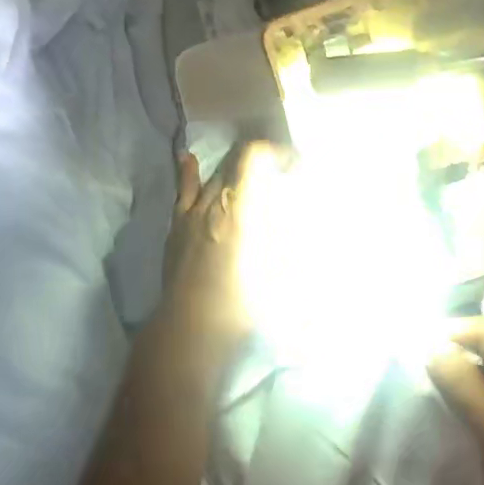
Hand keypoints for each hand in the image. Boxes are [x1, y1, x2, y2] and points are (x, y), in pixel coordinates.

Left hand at [157, 141, 276, 353]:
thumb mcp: (280, 282)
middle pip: (232, 161)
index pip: (252, 156)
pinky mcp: (175, 230)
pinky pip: (183, 193)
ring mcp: (188, 215)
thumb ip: (295, 257)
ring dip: (233, 170)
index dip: (276, 151)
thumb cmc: (239, 309)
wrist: (189, 333)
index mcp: (237, 210)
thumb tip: (308, 246)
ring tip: (249, 176)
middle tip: (282, 175)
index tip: (296, 165)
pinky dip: (190, 175)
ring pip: (210, 176)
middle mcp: (210, 203)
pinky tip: (189, 160)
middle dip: (260, 160)